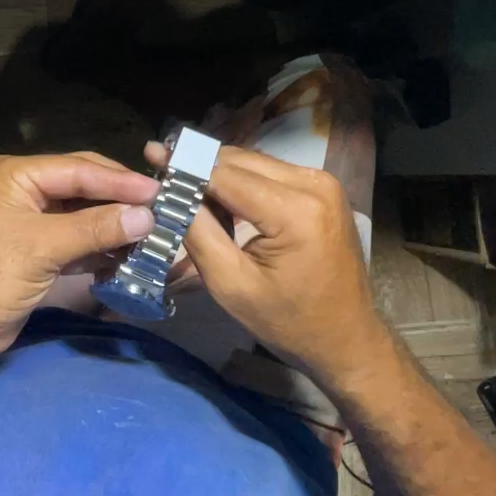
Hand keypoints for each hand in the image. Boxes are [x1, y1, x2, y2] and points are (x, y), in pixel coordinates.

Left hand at [0, 153, 158, 389]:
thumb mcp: (42, 248)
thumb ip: (95, 229)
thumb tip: (147, 215)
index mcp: (16, 175)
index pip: (79, 169)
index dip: (121, 181)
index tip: (161, 192)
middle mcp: (23, 190)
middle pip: (82, 187)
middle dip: (120, 200)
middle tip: (163, 210)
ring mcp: (28, 221)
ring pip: (81, 215)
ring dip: (113, 226)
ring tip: (154, 234)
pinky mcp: (34, 252)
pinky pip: (74, 241)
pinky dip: (99, 247)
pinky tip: (128, 255)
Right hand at [149, 142, 396, 383]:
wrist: (347, 340)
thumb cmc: (289, 322)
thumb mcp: (231, 285)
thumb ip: (198, 233)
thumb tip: (168, 192)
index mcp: (296, 211)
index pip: (224, 173)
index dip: (183, 163)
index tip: (148, 155)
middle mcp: (314, 184)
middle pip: (238, 160)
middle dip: (197, 165)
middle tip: (160, 175)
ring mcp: (322, 182)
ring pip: (251, 162)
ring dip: (216, 172)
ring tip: (183, 189)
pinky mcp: (321, 188)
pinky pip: (268, 172)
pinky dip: (239, 181)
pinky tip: (217, 199)